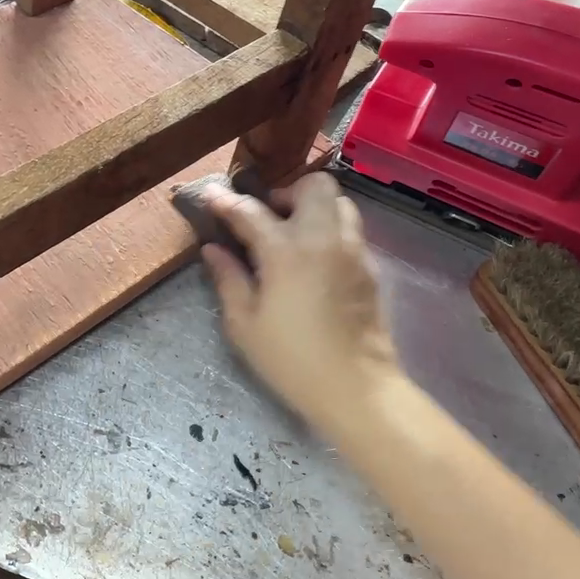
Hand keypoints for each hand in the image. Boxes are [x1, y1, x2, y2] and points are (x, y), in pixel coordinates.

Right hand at [198, 171, 399, 423]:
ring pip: (340, 203)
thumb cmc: (292, 360)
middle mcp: (324, 240)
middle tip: (267, 217)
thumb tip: (213, 249)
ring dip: (314, 208)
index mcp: (286, 252)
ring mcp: (353, 252)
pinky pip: (351, 232)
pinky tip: (314, 262)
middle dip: (286, 192)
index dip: (225, 201)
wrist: (359, 392)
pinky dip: (330, 232)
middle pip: (314, 186)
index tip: (209, 195)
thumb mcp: (244, 324)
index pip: (250, 211)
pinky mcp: (371, 270)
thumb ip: (228, 278)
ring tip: (293, 234)